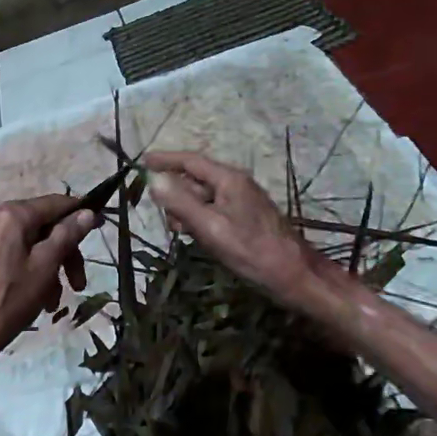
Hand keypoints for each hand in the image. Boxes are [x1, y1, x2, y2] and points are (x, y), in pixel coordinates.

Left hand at [0, 195, 97, 357]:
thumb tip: (87, 212)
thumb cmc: (11, 297)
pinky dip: (37, 274)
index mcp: (14, 215)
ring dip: (54, 268)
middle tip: (80, 282)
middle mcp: (1, 220)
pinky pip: (23, 257)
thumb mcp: (46, 265)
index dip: (81, 214)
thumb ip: (67, 235)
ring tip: (58, 300)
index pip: (56, 203)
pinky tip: (44, 301)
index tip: (101, 228)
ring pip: (37, 245)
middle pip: (47, 226)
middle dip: (67, 253)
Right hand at [143, 151, 336, 311]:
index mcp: (228, 178)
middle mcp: (235, 183)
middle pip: (195, 179)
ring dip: (187, 210)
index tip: (142, 161)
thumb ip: (180, 203)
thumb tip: (154, 180)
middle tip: (163, 214)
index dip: (165, 159)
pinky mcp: (245, 217)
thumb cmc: (251, 250)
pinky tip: (197, 236)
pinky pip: (214, 209)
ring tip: (180, 230)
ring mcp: (242, 200)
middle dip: (176, 193)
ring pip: (203, 196)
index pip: (190, 160)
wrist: (294, 276)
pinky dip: (200, 218)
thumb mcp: (210, 227)